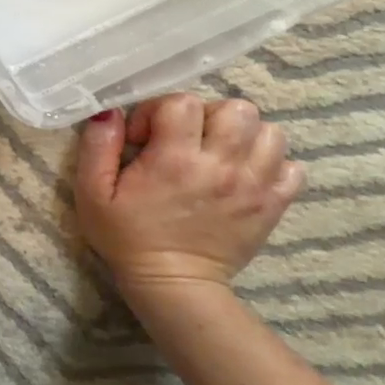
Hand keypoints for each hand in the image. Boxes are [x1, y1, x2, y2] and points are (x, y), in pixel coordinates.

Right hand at [75, 94, 305, 296]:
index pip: (182, 103)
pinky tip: (240, 171)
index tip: (143, 137)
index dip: (156, 110)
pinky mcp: (274, 204)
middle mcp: (222, 167)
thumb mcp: (91, 189)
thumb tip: (110, 112)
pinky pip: (293, 166)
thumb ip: (97, 145)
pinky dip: (269, 160)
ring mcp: (255, 186)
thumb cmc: (124, 233)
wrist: (174, 282)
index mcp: (174, 160)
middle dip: (205, 115)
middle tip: (182, 139)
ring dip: (241, 134)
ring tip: (214, 151)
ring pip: (271, 132)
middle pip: (236, 109)